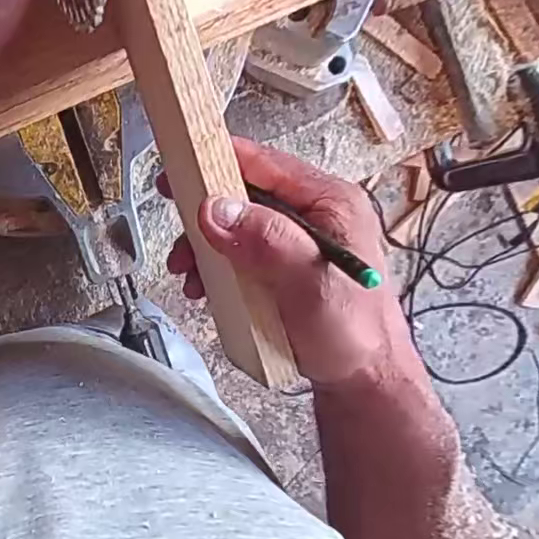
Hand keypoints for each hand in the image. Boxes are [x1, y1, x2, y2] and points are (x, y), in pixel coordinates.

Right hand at [163, 138, 423, 389]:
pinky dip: (212, 267)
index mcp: (328, 204)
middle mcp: (310, 216)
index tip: (179, 166)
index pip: (265, 165)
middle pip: (242, 196)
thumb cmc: (351, 332)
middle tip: (179, 240)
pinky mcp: (276, 266)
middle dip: (203, 218)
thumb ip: (266, 240)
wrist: (360, 376)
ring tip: (189, 274)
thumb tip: (216, 208)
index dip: (218, 161)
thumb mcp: (307, 282)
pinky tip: (203, 286)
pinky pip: (235, 254)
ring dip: (203, 247)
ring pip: (233, 227)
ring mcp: (291, 242)